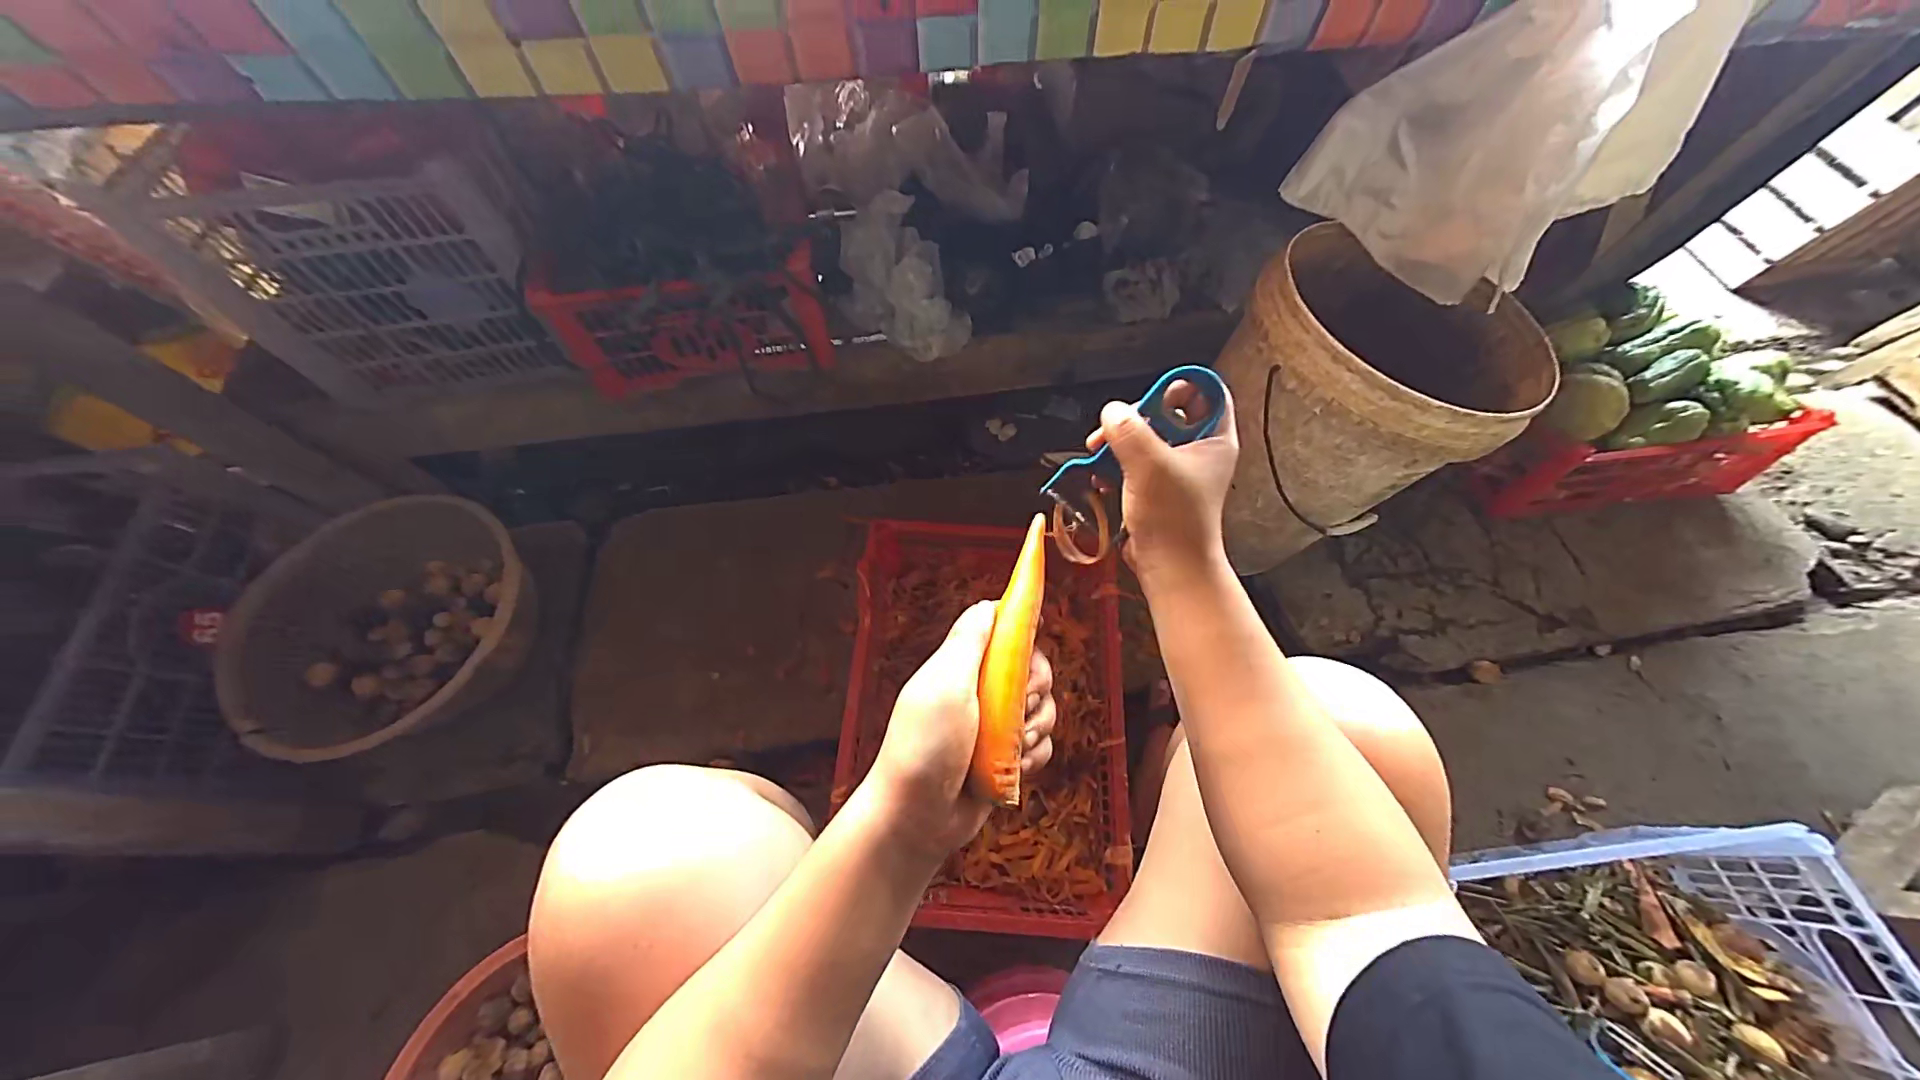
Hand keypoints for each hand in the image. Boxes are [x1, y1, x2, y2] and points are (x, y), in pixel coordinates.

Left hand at [865, 600, 1055, 855]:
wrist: (916, 819)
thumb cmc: (923, 748)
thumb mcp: (945, 684)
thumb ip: (968, 641)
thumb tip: (989, 604)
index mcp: (962, 666)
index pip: (1004, 632)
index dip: (1023, 636)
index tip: (1030, 650)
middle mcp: (980, 692)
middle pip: (1033, 670)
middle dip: (1036, 690)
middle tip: (1018, 708)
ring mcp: (994, 726)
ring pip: (1044, 709)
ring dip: (1036, 729)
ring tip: (1010, 748)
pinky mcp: (1006, 757)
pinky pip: (1042, 746)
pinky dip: (1034, 757)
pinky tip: (1014, 769)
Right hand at [1087, 378, 1239, 577]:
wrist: (1170, 566)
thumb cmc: (1175, 520)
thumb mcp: (1151, 465)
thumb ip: (1130, 431)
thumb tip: (1112, 411)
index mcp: (1214, 439)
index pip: (1206, 392)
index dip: (1179, 387)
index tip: (1151, 398)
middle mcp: (1198, 450)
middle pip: (1167, 411)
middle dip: (1135, 416)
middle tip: (1114, 427)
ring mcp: (1175, 469)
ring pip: (1145, 437)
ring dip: (1119, 440)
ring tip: (1098, 450)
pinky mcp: (1154, 486)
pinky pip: (1132, 461)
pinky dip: (1115, 463)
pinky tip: (1101, 474)